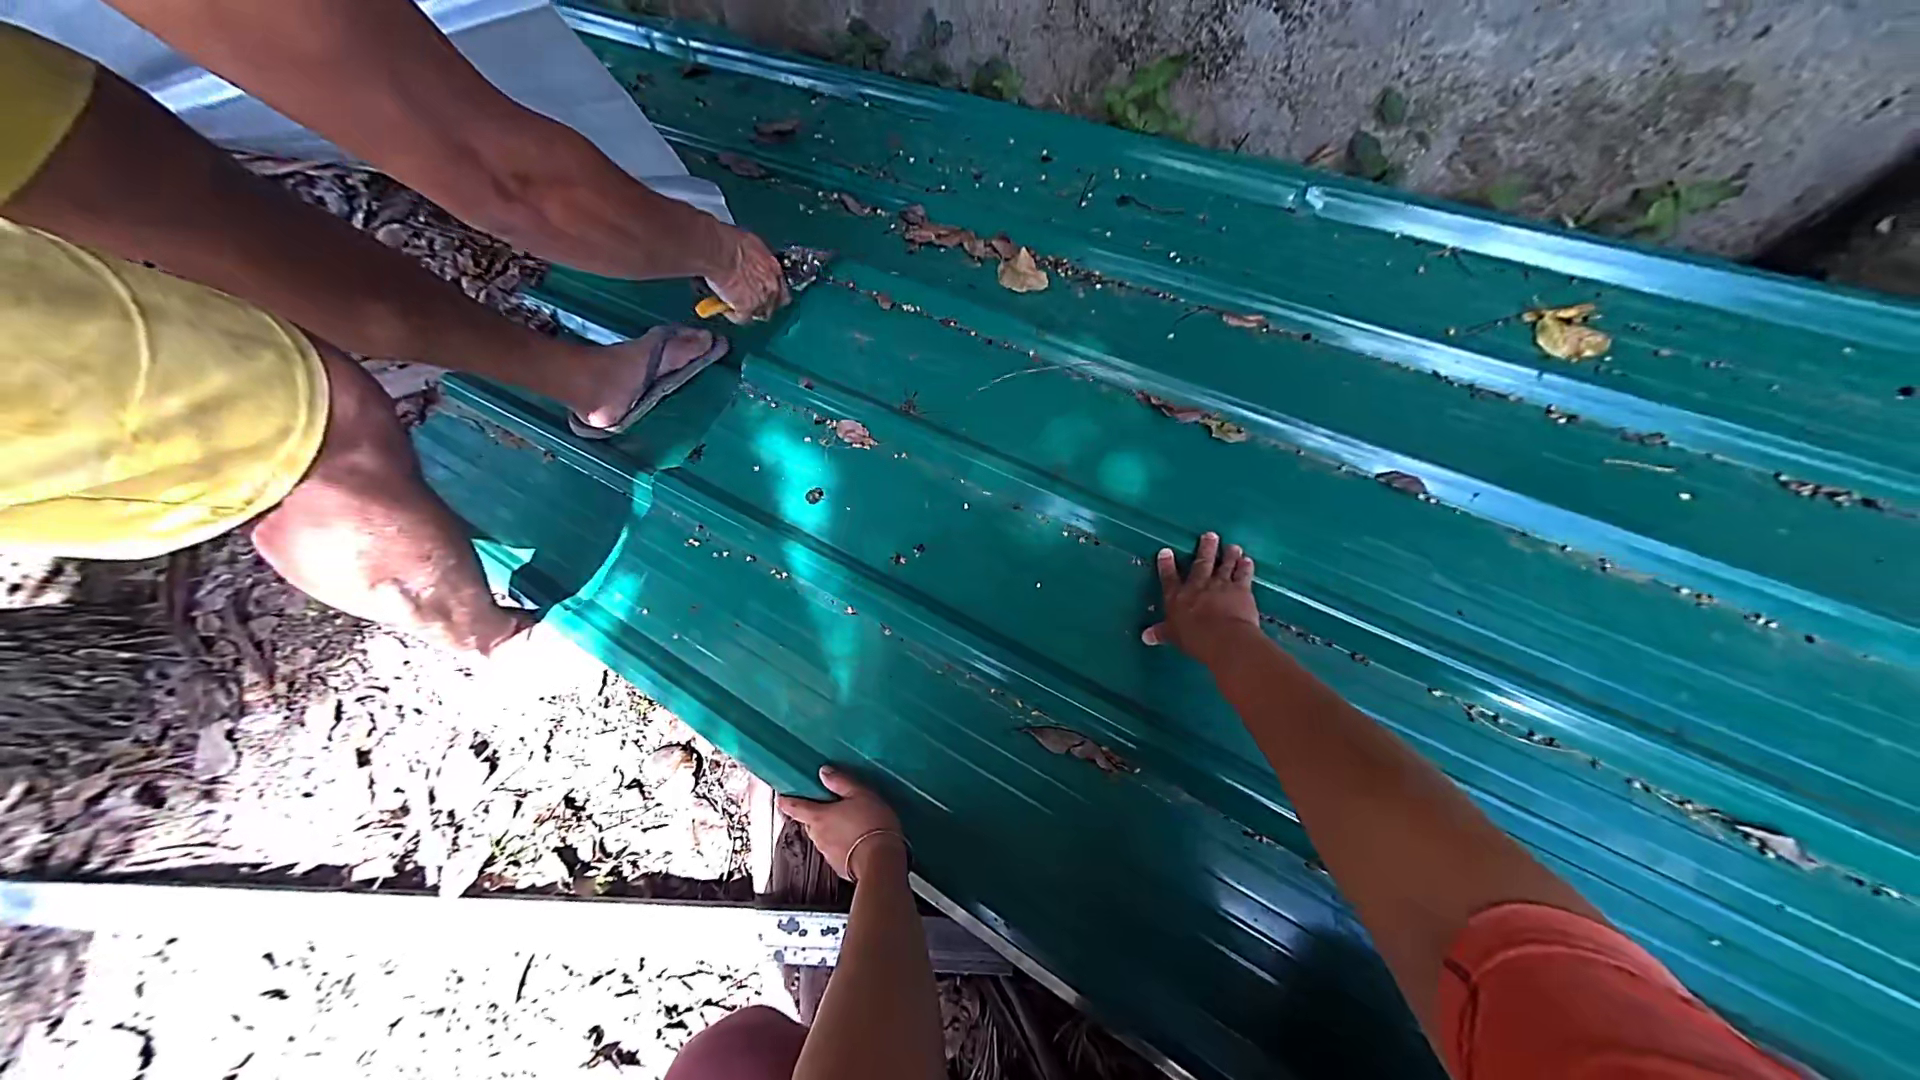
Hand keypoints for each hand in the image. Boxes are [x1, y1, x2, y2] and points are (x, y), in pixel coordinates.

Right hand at [704, 225, 788, 322]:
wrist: (718, 251)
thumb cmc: (729, 242)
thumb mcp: (751, 245)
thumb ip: (756, 259)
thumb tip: (750, 261)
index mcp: (774, 268)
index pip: (782, 287)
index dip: (773, 292)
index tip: (764, 292)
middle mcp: (772, 286)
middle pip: (774, 304)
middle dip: (765, 304)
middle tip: (751, 301)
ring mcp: (761, 300)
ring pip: (760, 314)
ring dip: (751, 311)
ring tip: (736, 305)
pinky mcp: (747, 309)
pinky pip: (742, 318)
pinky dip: (733, 315)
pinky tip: (724, 308)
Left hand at [777, 765, 907, 881]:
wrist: (881, 860)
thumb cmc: (871, 823)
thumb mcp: (860, 794)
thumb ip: (841, 782)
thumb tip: (824, 772)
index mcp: (819, 816)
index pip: (795, 807)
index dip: (786, 801)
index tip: (780, 798)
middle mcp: (817, 836)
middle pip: (810, 822)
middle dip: (815, 814)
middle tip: (828, 806)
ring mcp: (827, 853)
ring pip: (822, 836)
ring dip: (830, 829)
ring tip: (848, 822)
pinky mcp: (838, 866)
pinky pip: (834, 850)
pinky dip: (840, 844)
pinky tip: (855, 839)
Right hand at [1142, 532, 1261, 664]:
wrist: (1223, 637)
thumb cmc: (1193, 638)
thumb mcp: (1172, 636)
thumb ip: (1161, 633)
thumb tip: (1145, 637)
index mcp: (1177, 596)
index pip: (1169, 578)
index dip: (1166, 564)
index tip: (1165, 551)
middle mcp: (1198, 585)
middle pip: (1201, 563)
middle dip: (1205, 548)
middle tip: (1210, 535)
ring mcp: (1220, 584)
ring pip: (1224, 565)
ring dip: (1228, 554)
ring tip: (1232, 545)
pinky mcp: (1240, 589)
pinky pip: (1243, 575)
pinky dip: (1245, 567)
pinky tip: (1247, 560)